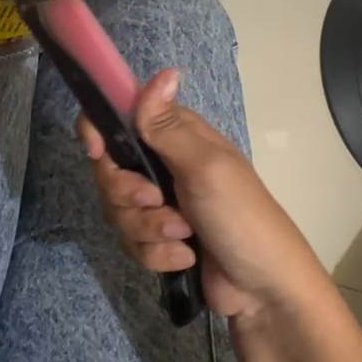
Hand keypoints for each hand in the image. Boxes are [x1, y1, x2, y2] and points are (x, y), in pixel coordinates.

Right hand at [81, 69, 322, 318]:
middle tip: (156, 201)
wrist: (264, 292)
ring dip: (147, 228)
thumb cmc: (242, 217)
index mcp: (174, 135)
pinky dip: (155, 253)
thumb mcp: (206, 167)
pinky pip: (130, 241)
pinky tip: (184, 258)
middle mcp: (162, 163)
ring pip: (116, 209)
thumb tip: (164, 70)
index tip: (96, 152)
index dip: (97, 131)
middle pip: (108, 169)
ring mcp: (160, 202)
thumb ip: (167, 127)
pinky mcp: (158, 238)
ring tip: (183, 237)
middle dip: (127, 194)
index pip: (118, 115)